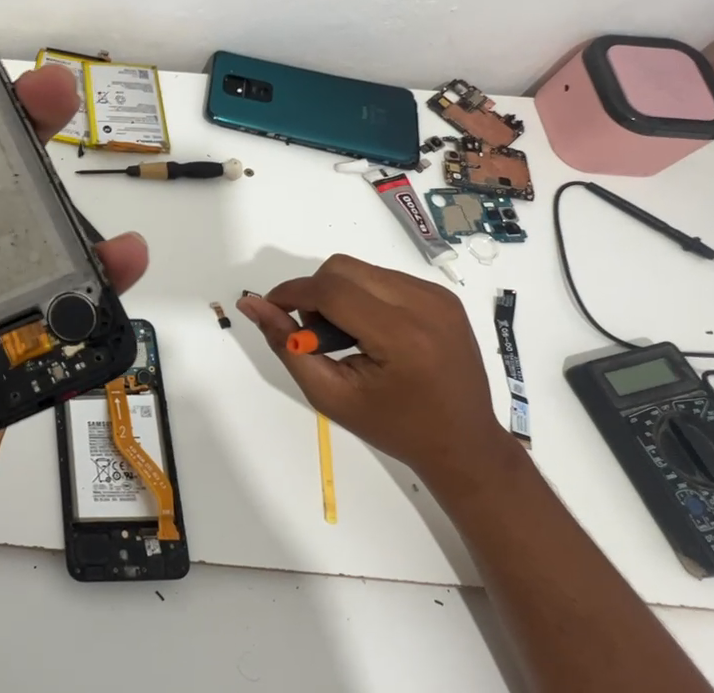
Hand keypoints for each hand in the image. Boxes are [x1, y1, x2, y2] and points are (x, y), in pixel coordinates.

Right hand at [235, 254, 511, 482]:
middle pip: (343, 270)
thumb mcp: (329, 394)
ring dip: (338, 294)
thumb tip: (250, 303)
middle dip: (315, 294)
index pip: (331, 291)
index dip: (291, 294)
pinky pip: (383, 277)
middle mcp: (425, 306)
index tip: (271, 311)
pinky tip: (369, 332)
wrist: (463, 443)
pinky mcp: (443, 296)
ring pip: (361, 270)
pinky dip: (363, 296)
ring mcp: (438, 297)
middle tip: (315, 334)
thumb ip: (286, 345)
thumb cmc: (393, 427)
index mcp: (401, 337)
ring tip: (345, 337)